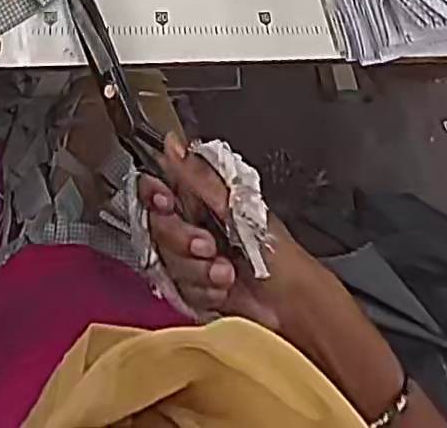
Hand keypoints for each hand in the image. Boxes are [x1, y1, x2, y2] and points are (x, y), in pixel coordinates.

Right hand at [137, 134, 316, 327]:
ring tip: (226, 271)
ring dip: (198, 270)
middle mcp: (190, 222)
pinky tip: (224, 287)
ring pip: (168, 260)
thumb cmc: (274, 249)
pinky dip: (204, 290)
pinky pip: (179, 288)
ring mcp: (190, 255)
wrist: (293, 303)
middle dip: (182, 240)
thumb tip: (173, 144)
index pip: (157, 186)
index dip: (154, 194)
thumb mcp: (236, 205)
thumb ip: (198, 176)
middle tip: (208, 244)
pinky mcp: (193, 285)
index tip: (165, 202)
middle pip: (158, 226)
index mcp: (199, 195)